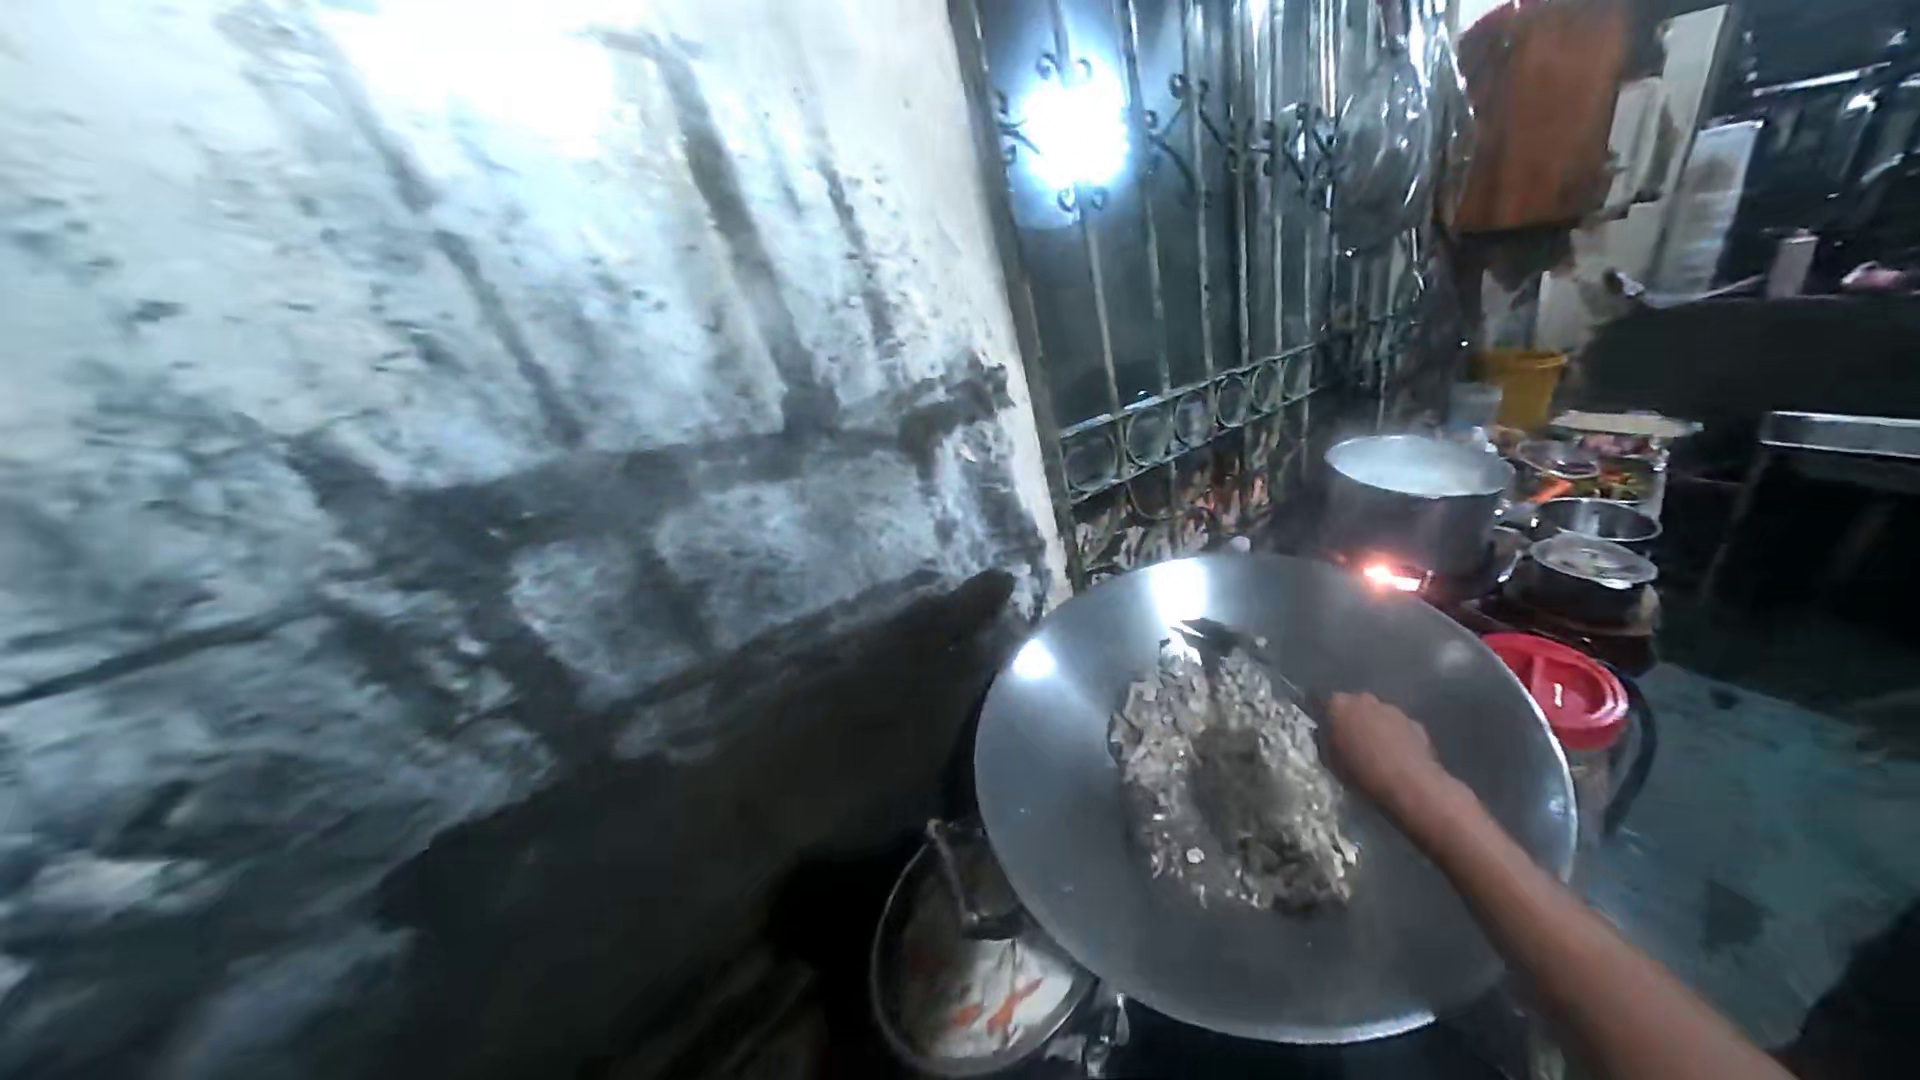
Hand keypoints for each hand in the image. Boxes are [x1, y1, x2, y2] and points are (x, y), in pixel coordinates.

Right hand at [1324, 692, 1454, 820]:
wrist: (1411, 785)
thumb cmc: (1362, 772)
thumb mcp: (1331, 758)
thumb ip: (1329, 739)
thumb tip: (1332, 736)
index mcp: (1339, 705)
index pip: (1328, 704)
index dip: (1329, 719)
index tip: (1330, 733)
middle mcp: (1365, 700)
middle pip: (1355, 705)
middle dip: (1354, 718)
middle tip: (1353, 740)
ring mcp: (1393, 710)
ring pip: (1379, 714)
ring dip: (1376, 726)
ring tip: (1378, 750)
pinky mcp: (1416, 723)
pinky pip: (1400, 726)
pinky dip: (1397, 736)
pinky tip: (1398, 756)